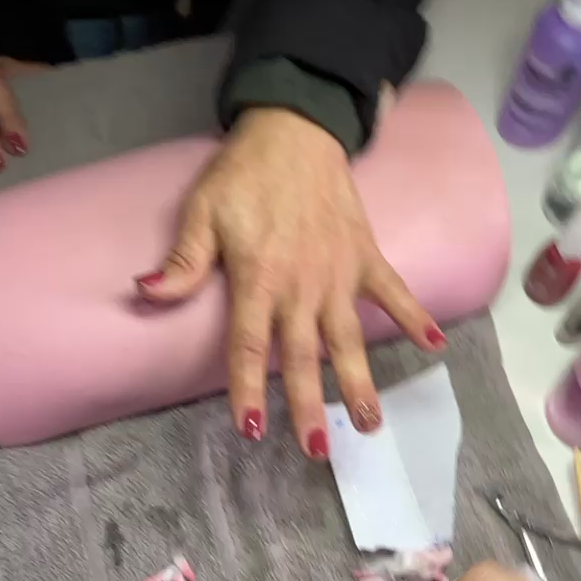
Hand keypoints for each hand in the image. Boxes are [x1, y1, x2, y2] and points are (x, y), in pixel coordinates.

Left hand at [137, 107, 445, 456]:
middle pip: (305, 356)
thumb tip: (146, 294)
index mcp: (259, 279)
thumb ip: (182, 262)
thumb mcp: (202, 212)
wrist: (295, 129)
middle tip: (318, 451)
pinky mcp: (365, 256)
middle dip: (311, 405)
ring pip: (350, 338)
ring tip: (370, 425)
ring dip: (361, 383)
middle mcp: (302, 286)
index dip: (248, 390)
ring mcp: (338, 274)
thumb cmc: (243, 176)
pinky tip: (434, 345)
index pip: (249, 346)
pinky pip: (393, 290)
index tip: (252, 431)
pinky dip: (414, 315)